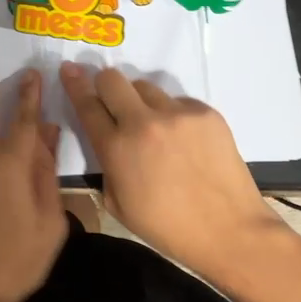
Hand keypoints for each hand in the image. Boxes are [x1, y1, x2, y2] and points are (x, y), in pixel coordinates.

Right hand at [60, 64, 289, 279]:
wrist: (230, 232)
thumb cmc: (168, 227)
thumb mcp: (118, 203)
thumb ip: (106, 164)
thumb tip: (107, 140)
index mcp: (116, 148)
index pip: (87, 104)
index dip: (74, 84)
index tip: (69, 69)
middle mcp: (143, 123)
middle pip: (112, 79)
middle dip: (106, 85)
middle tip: (112, 100)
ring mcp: (176, 115)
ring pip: (145, 87)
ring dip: (141, 102)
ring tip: (156, 129)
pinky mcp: (205, 113)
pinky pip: (178, 101)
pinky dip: (174, 115)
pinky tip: (185, 140)